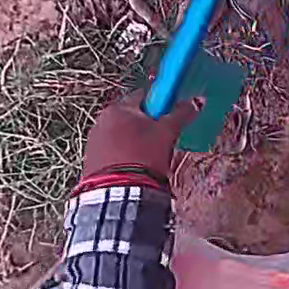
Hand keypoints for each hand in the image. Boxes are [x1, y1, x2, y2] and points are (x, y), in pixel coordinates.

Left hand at [80, 90, 200, 181]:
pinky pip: (112, 151)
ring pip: (121, 135)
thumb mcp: (167, 132)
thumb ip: (180, 114)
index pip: (144, 96)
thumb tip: (196, 102)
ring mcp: (94, 141)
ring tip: (148, 158)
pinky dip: (123, 155)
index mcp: (118, 108)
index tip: (170, 116)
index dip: (160, 104)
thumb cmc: (144, 156)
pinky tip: (134, 167)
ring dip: (134, 141)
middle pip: (131, 116)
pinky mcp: (91, 160)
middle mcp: (101, 120)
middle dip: (147, 125)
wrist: (119, 193)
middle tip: (162, 140)